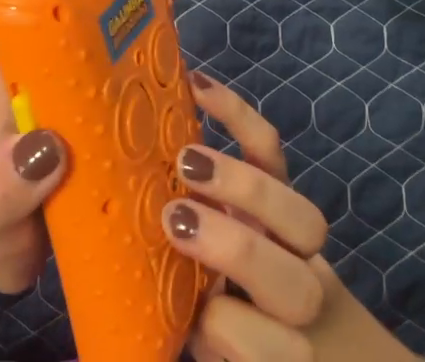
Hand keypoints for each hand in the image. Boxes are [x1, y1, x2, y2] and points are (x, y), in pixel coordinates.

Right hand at [167, 72, 330, 361]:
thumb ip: (179, 315)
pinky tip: (197, 88)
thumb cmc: (233, 325)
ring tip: (187, 162)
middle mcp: (291, 294)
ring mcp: (292, 235)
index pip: (262, 344)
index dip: (234, 329)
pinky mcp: (283, 185)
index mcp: (267, 343)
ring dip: (242, 186)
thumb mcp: (198, 334)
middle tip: (177, 220)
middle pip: (292, 283)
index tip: (200, 314)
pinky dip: (238, 116)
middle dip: (236, 249)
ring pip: (299, 218)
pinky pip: (271, 151)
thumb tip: (126, 283)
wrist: (296, 312)